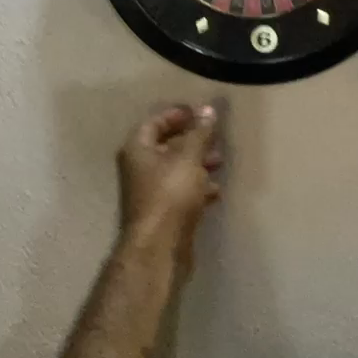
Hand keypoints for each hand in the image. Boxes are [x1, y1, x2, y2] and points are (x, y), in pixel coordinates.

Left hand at [116, 104, 224, 267]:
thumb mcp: (188, 158)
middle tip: (215, 136)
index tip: (200, 113)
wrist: (159, 248)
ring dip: (197, 163)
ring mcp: (149, 193)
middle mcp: (139, 168)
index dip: (176, 115)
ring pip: (175, 170)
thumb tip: (208, 109)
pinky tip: (216, 191)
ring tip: (220, 161)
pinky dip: (196, 188)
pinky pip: (180, 192)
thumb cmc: (170, 195)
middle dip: (191, 140)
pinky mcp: (162, 213)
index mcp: (137, 149)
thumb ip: (199, 133)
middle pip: (165, 146)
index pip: (154, 122)